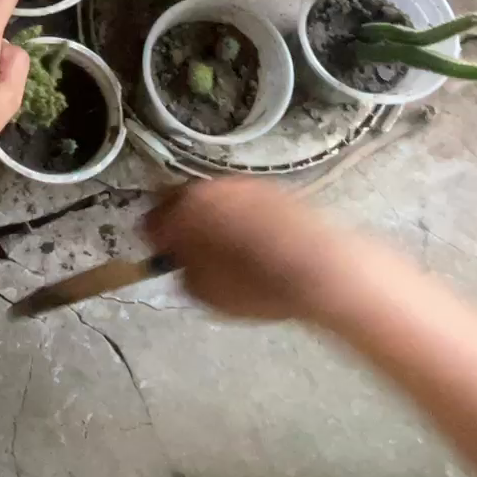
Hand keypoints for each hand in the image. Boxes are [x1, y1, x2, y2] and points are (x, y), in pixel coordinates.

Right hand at [143, 178, 365, 322]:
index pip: (152, 217)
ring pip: (214, 199)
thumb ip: (182, 272)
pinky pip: (242, 201)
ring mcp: (244, 183)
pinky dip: (239, 216)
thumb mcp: (206, 292)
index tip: (160, 253)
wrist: (324, 269)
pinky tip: (253, 242)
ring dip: (211, 217)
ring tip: (225, 247)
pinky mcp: (273, 189)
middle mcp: (211, 186)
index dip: (154, 237)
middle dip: (182, 222)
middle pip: (183, 200)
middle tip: (189, 250)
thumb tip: (181, 263)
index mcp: (185, 207)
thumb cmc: (257, 284)